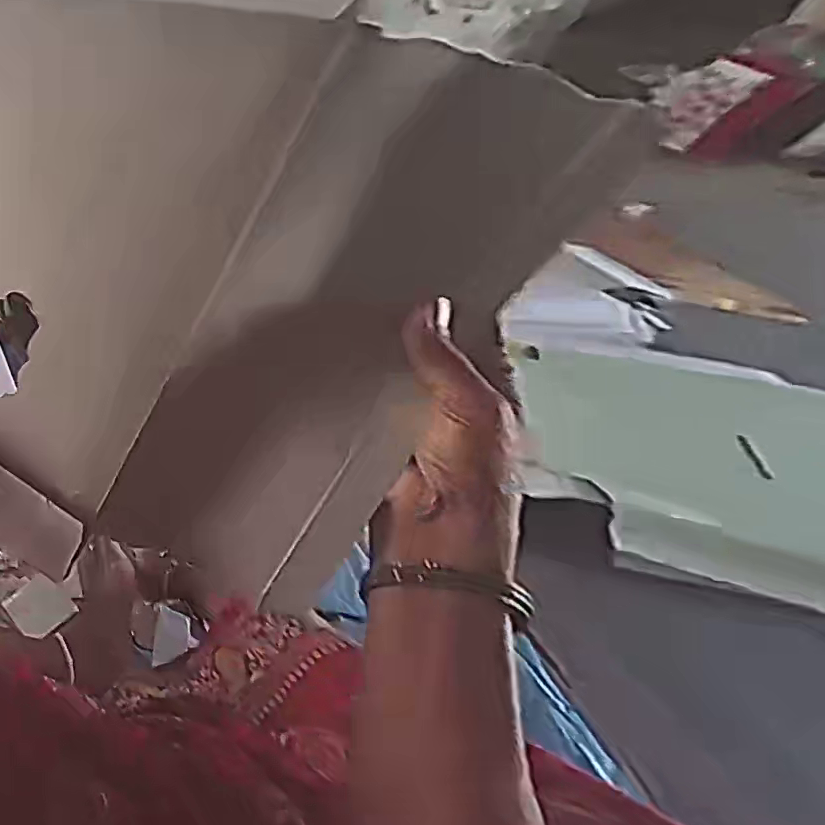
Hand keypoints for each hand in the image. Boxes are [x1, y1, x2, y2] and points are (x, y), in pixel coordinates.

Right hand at [375, 300, 518, 577]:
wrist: (430, 536)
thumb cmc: (472, 484)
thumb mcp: (471, 409)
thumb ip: (446, 361)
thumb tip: (427, 312)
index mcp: (487, 393)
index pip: (469, 340)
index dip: (448, 314)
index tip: (418, 287)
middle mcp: (450, 405)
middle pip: (425, 357)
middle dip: (402, 335)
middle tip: (375, 303)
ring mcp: (413, 422)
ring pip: (393, 379)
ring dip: (375, 362)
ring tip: (350, 331)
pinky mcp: (377, 438)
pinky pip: (364, 404)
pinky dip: (352, 390)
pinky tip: (336, 372)